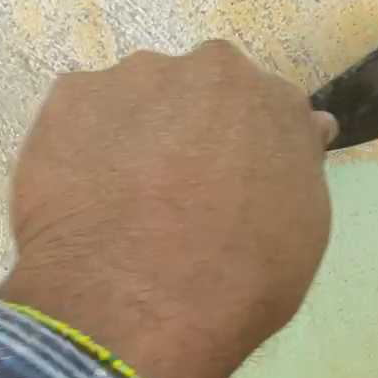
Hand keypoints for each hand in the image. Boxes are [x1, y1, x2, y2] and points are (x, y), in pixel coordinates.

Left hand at [0, 41, 338, 377]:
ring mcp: (137, 79)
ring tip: (127, 204)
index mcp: (278, 103)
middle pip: (205, 96)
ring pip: (143, 103)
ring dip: (141, 137)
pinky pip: (85, 121)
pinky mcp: (71, 98)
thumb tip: (306, 129)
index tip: (239, 186)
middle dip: (197, 133)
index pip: (270, 115)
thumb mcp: (303, 232)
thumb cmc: (243, 280)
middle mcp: (212, 71)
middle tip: (182, 196)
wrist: (143, 306)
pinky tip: (89, 200)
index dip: (253, 152)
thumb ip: (297, 169)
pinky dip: (87, 150)